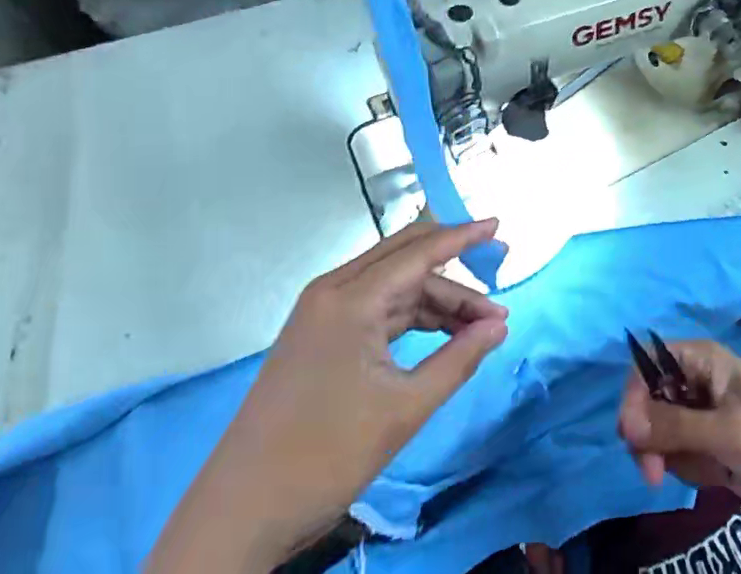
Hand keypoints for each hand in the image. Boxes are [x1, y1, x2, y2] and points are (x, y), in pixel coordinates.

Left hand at [148, 219, 508, 572]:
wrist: (239, 513)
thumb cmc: (326, 456)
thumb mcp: (405, 408)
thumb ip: (459, 358)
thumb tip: (500, 326)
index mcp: (349, 299)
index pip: (420, 252)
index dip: (463, 237)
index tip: (499, 227)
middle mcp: (332, 292)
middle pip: (406, 259)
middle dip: (454, 260)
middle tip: (498, 264)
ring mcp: (321, 314)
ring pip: (394, 286)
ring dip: (437, 298)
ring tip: (480, 324)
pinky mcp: (318, 336)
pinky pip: (376, 308)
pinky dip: (413, 316)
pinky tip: (443, 334)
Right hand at [616, 339, 740, 521]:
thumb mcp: (726, 431)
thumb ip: (674, 426)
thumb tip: (626, 425)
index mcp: (703, 359)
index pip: (649, 362)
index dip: (634, 394)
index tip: (631, 435)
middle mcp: (696, 381)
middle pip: (647, 400)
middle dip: (648, 437)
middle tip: (654, 472)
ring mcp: (700, 413)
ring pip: (657, 431)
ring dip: (669, 457)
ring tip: (703, 471)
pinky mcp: (705, 443)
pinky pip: (675, 453)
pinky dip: (687, 468)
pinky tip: (715, 474)